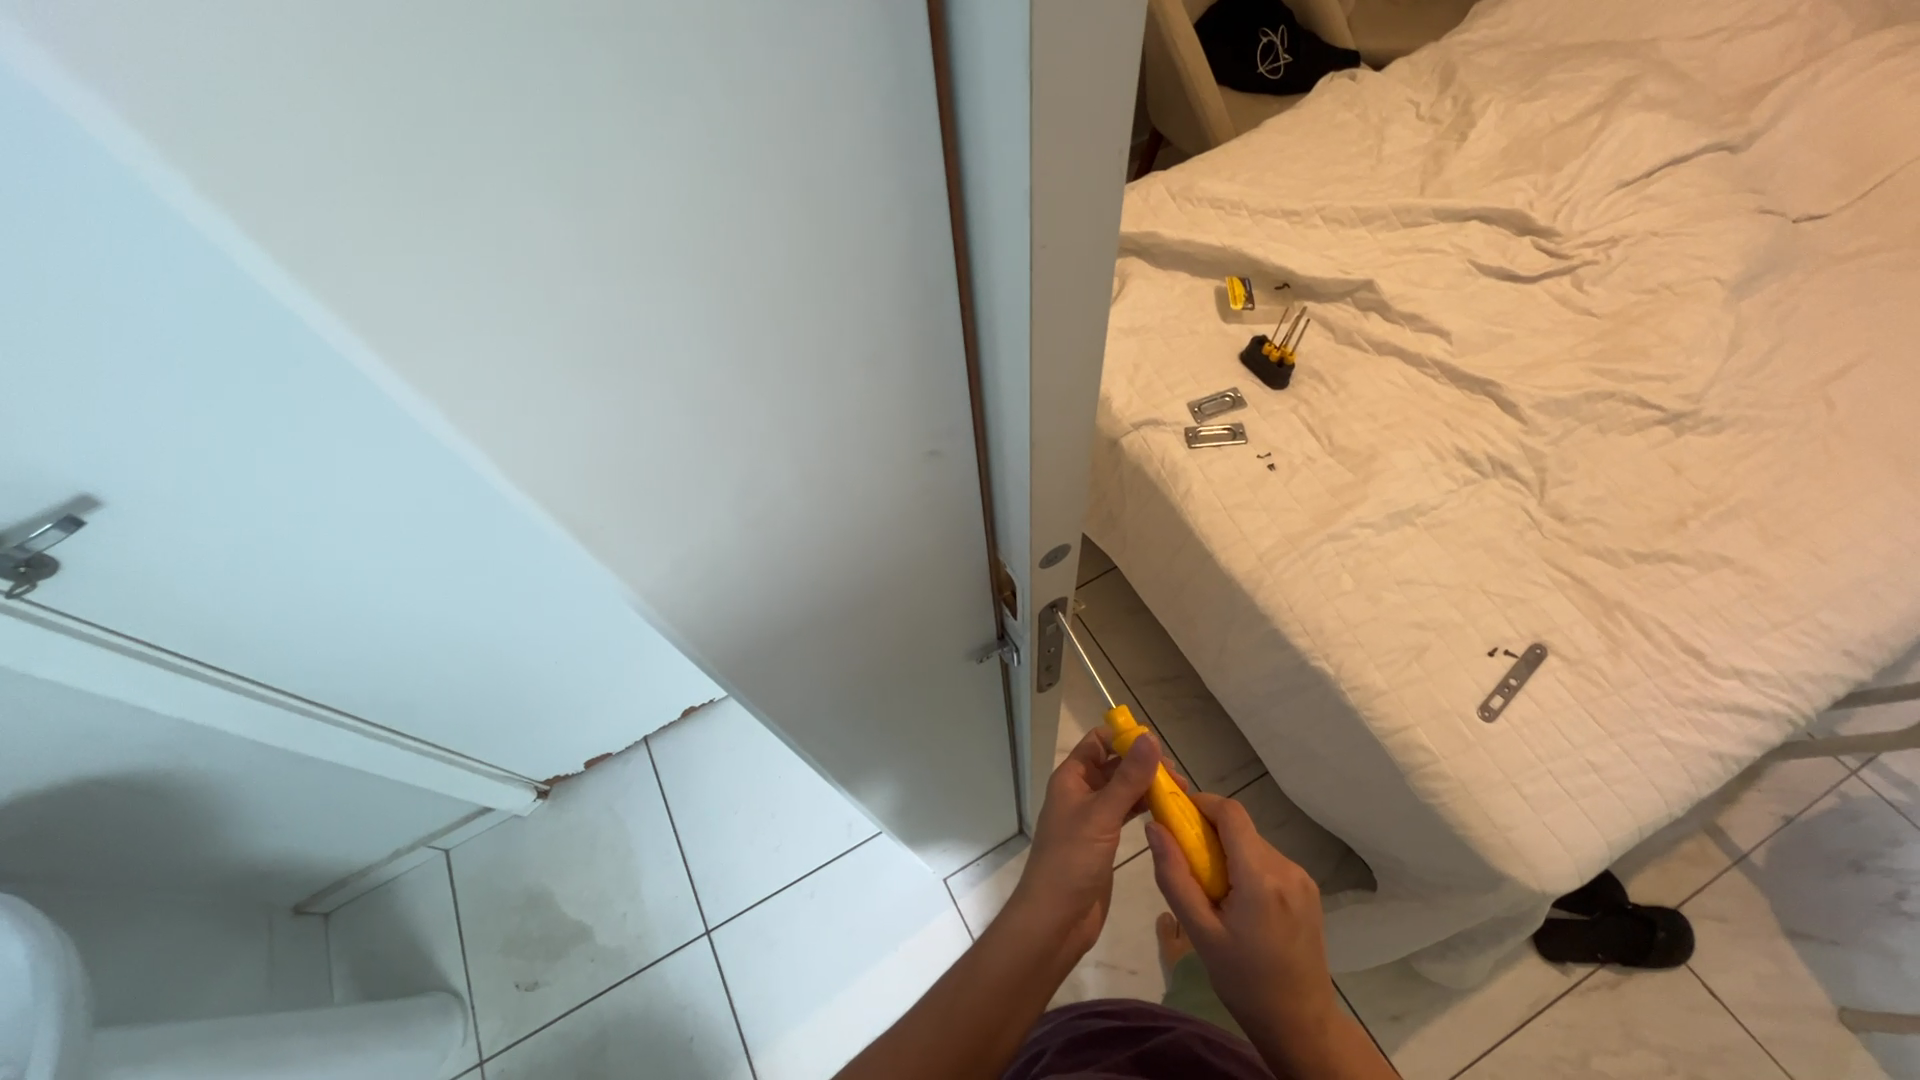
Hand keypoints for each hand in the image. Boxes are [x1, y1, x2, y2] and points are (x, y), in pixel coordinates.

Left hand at [1006, 729, 1163, 953]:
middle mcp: (1081, 792)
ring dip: (1149, 787)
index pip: (1098, 742)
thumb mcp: (1102, 814)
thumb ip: (1128, 777)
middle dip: (1144, 764)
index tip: (1158, 745)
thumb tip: (1150, 737)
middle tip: (1178, 779)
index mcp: (1071, 778)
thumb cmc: (1072, 860)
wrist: (1056, 917)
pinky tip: (1169, 813)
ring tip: (1181, 794)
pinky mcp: (1104, 840)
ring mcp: (1093, 818)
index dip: (1124, 737)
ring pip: (1124, 790)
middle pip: (1115, 765)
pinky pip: (1127, 813)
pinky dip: (1146, 809)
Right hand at [1147, 792, 1339, 1038]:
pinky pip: (1267, 862)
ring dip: (1227, 853)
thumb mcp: (1200, 932)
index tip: (1174, 816)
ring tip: (1211, 893)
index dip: (1201, 803)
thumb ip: (1174, 876)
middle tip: (1185, 865)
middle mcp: (1287, 869)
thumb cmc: (1243, 980)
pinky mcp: (1308, 890)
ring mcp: (1302, 879)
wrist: (1300, 1022)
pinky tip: (1236, 902)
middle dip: (1209, 835)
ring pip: (1253, 844)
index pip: (1231, 813)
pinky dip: (1245, 867)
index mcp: (1261, 878)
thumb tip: (1154, 827)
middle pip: (1240, 829)